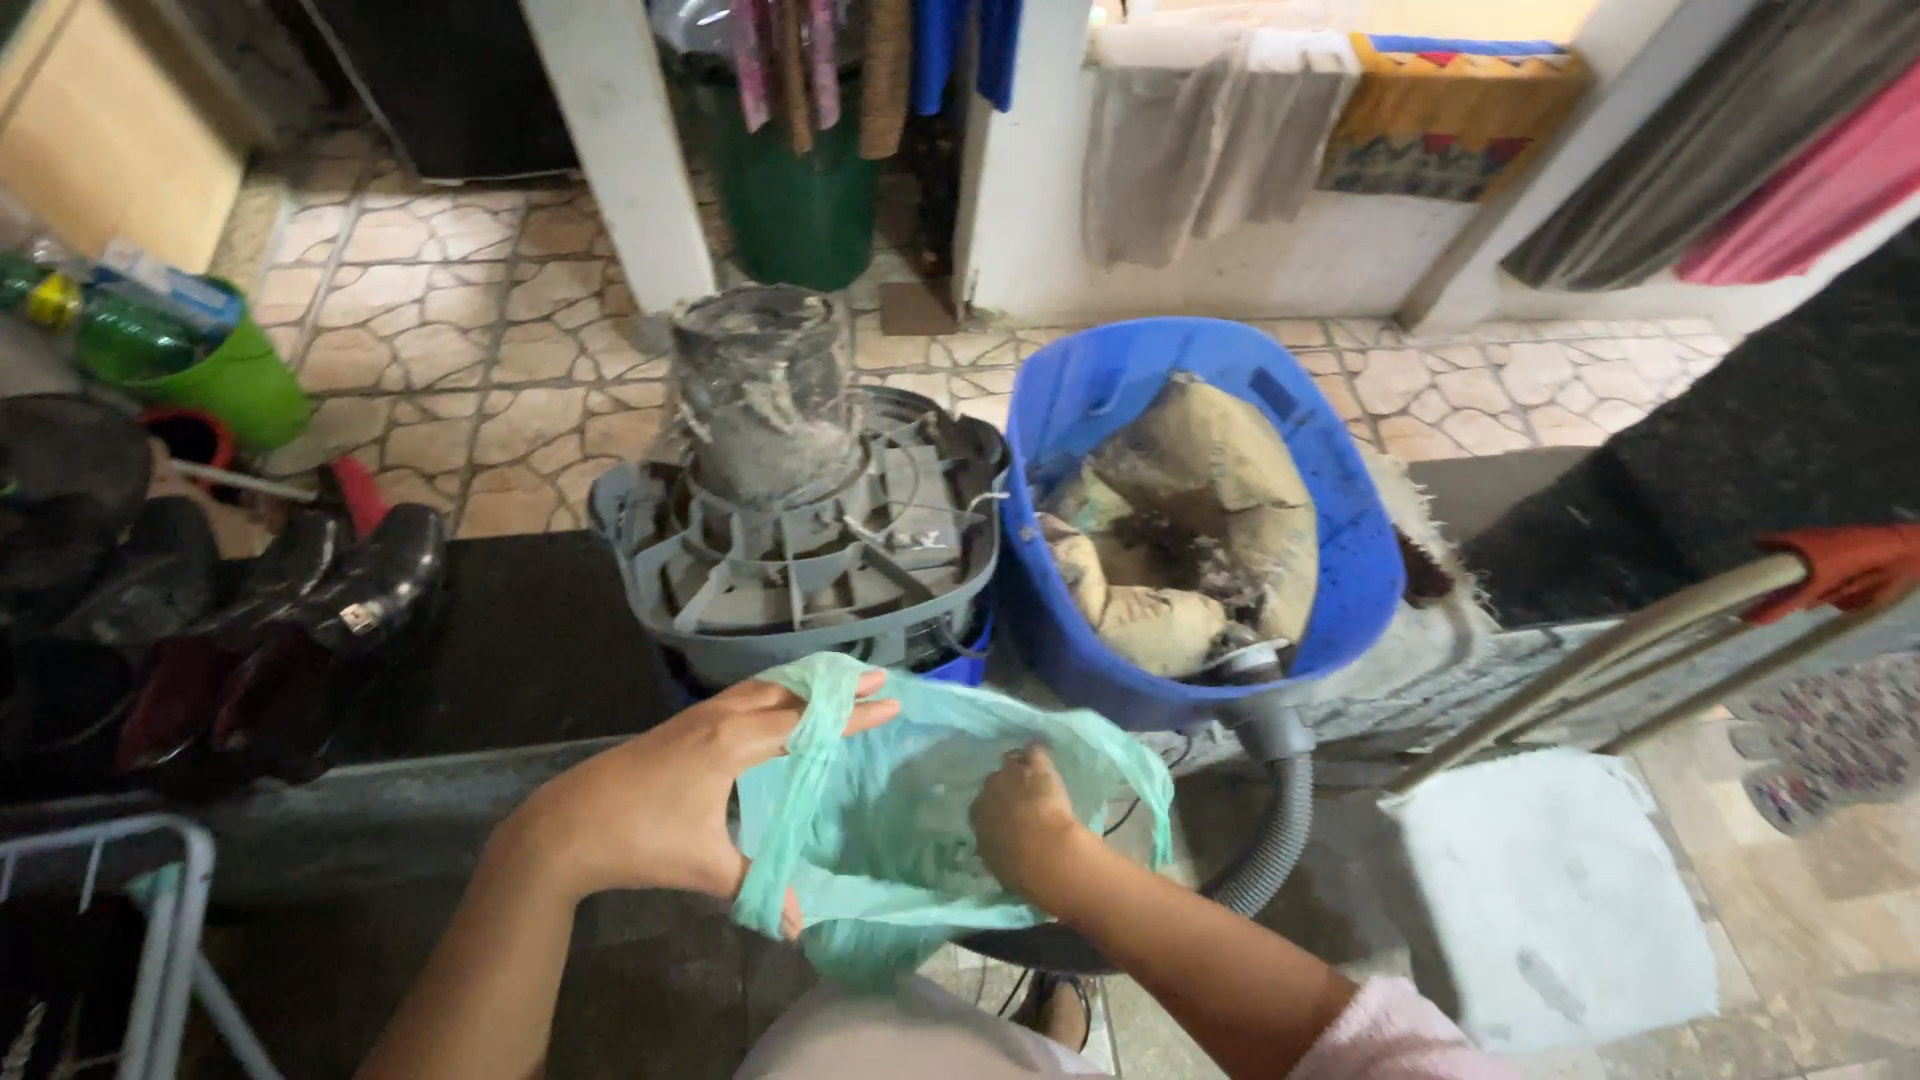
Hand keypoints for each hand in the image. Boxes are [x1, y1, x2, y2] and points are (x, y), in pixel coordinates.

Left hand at [489, 671, 898, 931]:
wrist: (564, 826)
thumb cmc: (639, 841)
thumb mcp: (703, 866)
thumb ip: (755, 886)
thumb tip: (796, 926)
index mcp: (733, 743)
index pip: (806, 722)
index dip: (850, 715)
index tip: (889, 702)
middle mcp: (722, 718)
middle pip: (789, 691)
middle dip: (834, 685)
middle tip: (875, 676)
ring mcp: (699, 716)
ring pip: (763, 687)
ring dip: (802, 682)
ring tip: (835, 681)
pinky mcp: (683, 723)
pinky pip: (742, 695)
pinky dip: (774, 691)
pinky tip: (776, 703)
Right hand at [970, 743, 1097, 908]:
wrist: (1043, 850)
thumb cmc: (1019, 866)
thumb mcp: (997, 863)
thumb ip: (994, 848)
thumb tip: (996, 848)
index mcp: (978, 815)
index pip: (980, 805)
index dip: (994, 808)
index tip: (1005, 814)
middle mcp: (990, 790)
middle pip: (994, 781)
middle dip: (1006, 786)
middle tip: (1022, 796)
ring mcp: (1012, 774)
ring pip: (1012, 762)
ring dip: (1021, 768)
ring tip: (1034, 774)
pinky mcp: (1036, 766)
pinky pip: (1034, 751)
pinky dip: (1039, 753)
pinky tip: (1046, 758)